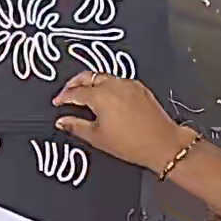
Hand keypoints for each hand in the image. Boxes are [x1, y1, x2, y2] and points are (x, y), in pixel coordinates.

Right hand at [52, 71, 194, 172]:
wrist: (162, 143)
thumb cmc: (130, 143)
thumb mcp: (97, 137)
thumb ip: (76, 126)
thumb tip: (62, 121)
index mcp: (100, 95)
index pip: (75, 92)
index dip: (64, 97)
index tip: (58, 102)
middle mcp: (113, 84)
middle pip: (88, 77)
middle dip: (74, 83)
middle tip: (67, 92)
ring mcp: (128, 84)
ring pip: (104, 77)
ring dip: (92, 82)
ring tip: (86, 93)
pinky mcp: (140, 88)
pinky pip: (119, 81)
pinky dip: (109, 85)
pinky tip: (108, 97)